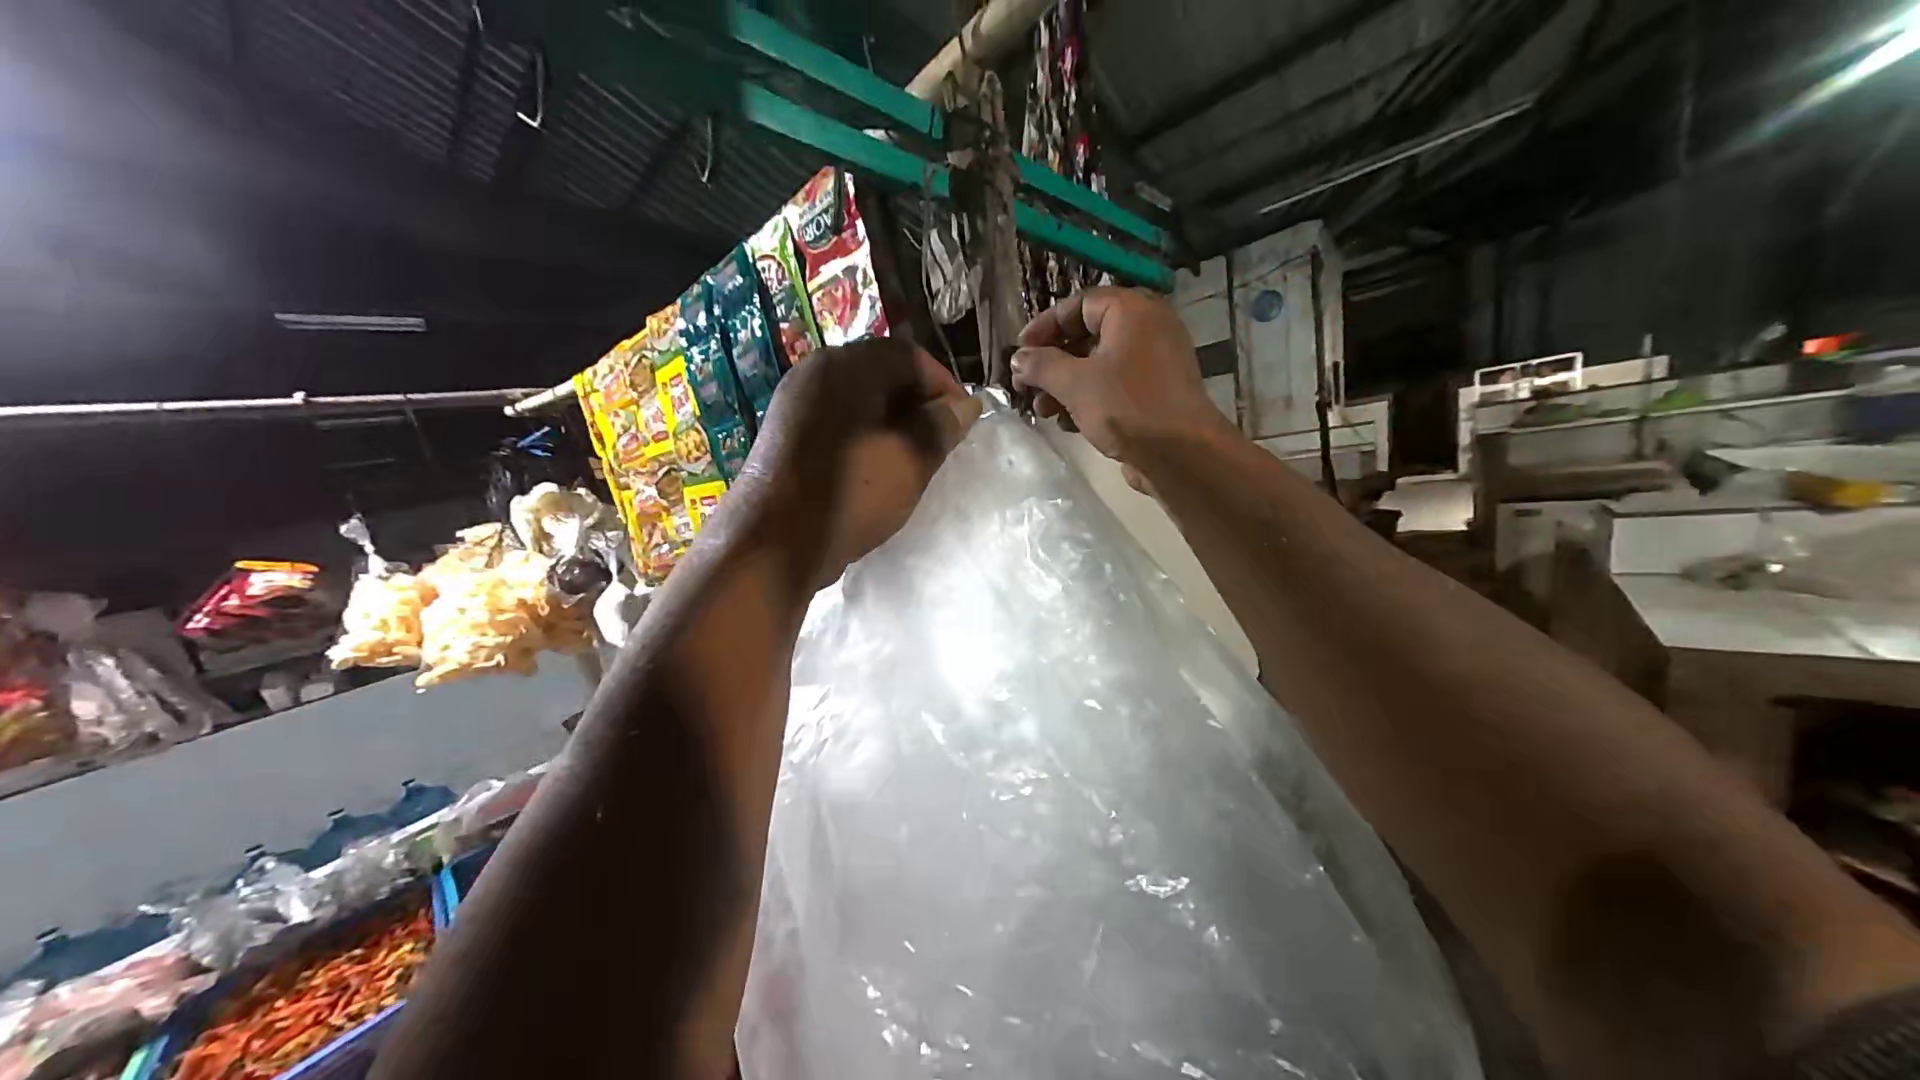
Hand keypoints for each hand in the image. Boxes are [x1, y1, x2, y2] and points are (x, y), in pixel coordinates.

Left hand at [734, 338, 980, 590]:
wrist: (773, 545)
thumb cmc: (850, 495)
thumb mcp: (910, 460)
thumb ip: (941, 426)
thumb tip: (964, 405)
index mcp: (845, 366)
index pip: (909, 356)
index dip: (944, 385)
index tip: (963, 422)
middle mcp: (815, 373)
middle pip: (882, 374)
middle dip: (918, 405)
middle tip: (941, 442)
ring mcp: (795, 403)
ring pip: (859, 400)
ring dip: (893, 423)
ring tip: (913, 459)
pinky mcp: (787, 434)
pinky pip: (838, 421)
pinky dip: (865, 436)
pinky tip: (877, 468)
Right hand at [1012, 287, 1236, 472]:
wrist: (1182, 454)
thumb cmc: (1126, 407)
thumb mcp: (1074, 383)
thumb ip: (1041, 366)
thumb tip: (1018, 359)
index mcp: (1131, 311)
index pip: (1078, 305)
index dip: (1044, 326)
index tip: (1020, 351)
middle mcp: (1148, 328)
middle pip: (1087, 336)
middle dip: (1052, 364)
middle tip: (1026, 386)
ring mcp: (1156, 362)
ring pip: (1099, 365)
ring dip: (1065, 386)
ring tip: (1043, 412)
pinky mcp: (1157, 392)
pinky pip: (1116, 386)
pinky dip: (1089, 399)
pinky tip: (1068, 424)